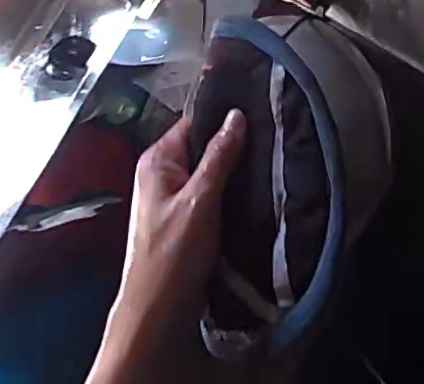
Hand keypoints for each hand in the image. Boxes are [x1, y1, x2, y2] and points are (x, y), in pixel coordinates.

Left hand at [87, 109, 245, 383]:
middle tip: (266, 134)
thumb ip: (219, 156)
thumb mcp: (200, 199)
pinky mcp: (184, 216)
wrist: (157, 316)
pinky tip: (251, 186)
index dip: (222, 115)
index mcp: (157, 160)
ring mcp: (172, 195)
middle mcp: (161, 172)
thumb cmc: (173, 255)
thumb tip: (236, 114)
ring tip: (265, 156)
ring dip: (232, 168)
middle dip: (231, 142)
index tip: (255, 108)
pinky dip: (228, 188)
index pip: (193, 121)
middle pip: (202, 144)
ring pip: (208, 168)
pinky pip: (209, 190)